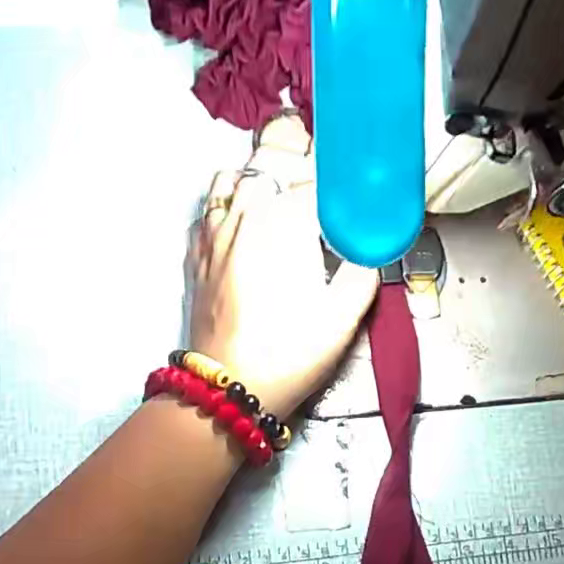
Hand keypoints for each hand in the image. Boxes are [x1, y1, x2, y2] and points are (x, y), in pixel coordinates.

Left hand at [188, 117, 379, 420]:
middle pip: (268, 176)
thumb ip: (363, 273)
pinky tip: (238, 233)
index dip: (338, 198)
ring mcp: (211, 236)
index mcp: (282, 221)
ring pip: (227, 184)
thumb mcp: (344, 316)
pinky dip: (223, 211)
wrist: (231, 387)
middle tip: (316, 220)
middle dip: (294, 188)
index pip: (314, 187)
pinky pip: (205, 215)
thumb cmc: (291, 350)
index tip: (352, 215)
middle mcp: (241, 216)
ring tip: (274, 214)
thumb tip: (369, 252)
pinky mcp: (194, 259)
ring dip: (253, 190)